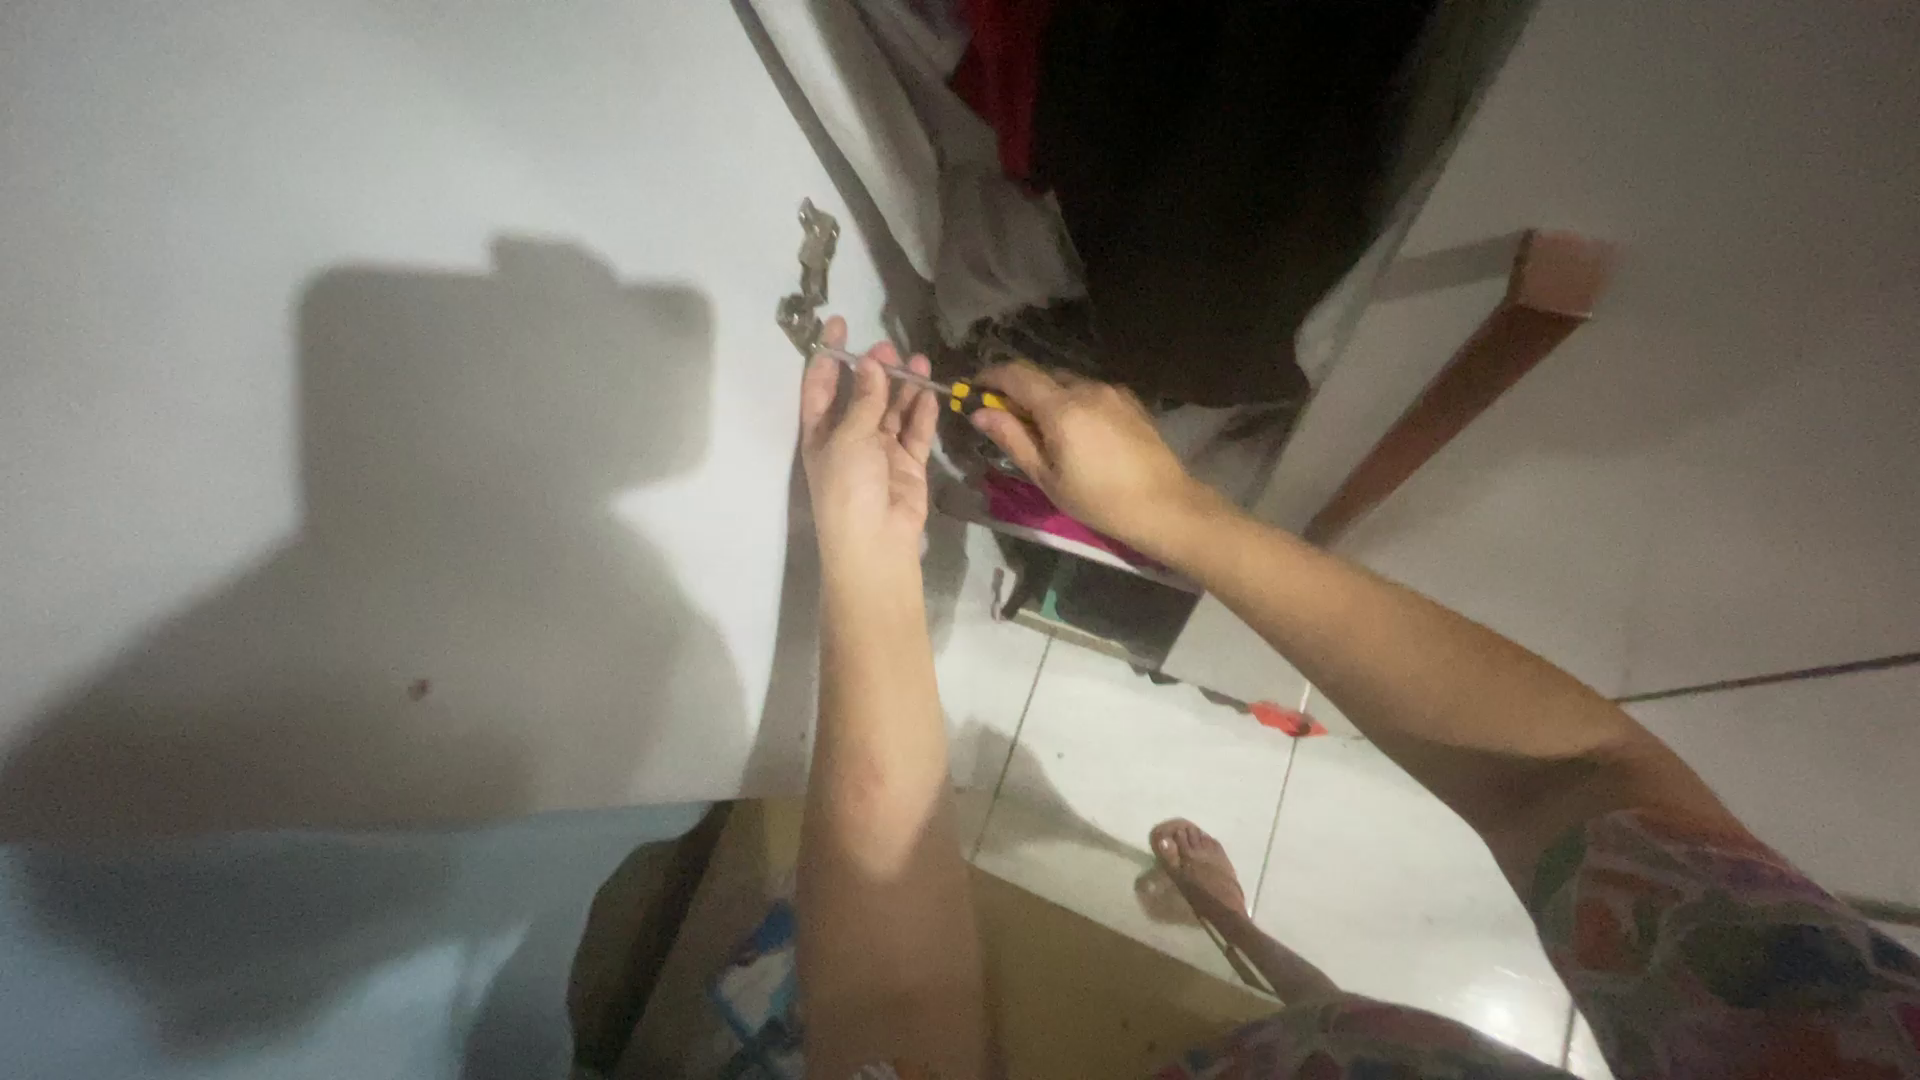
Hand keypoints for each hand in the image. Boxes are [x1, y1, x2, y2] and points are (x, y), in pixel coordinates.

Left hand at [799, 317, 938, 568]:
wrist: (875, 543)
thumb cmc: (848, 488)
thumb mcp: (848, 439)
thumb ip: (862, 400)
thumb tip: (869, 363)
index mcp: (821, 433)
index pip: (820, 386)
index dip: (828, 356)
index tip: (840, 325)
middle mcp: (850, 439)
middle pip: (862, 395)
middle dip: (875, 370)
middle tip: (890, 348)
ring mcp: (880, 452)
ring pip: (893, 411)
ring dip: (904, 387)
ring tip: (918, 362)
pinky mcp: (908, 465)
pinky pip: (916, 432)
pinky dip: (922, 413)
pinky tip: (930, 393)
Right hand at [969, 361, 1218, 552]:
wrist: (1164, 505)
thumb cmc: (1098, 500)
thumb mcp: (1046, 477)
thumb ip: (1012, 439)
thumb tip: (980, 413)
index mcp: (1061, 408)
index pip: (1016, 375)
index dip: (989, 377)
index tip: (973, 388)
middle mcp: (1087, 388)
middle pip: (1042, 376)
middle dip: (1018, 391)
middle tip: (1007, 419)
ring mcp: (1112, 391)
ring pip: (1067, 384)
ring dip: (1048, 398)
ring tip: (1045, 432)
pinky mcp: (1130, 401)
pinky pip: (1091, 393)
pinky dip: (1073, 403)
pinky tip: (1079, 433)